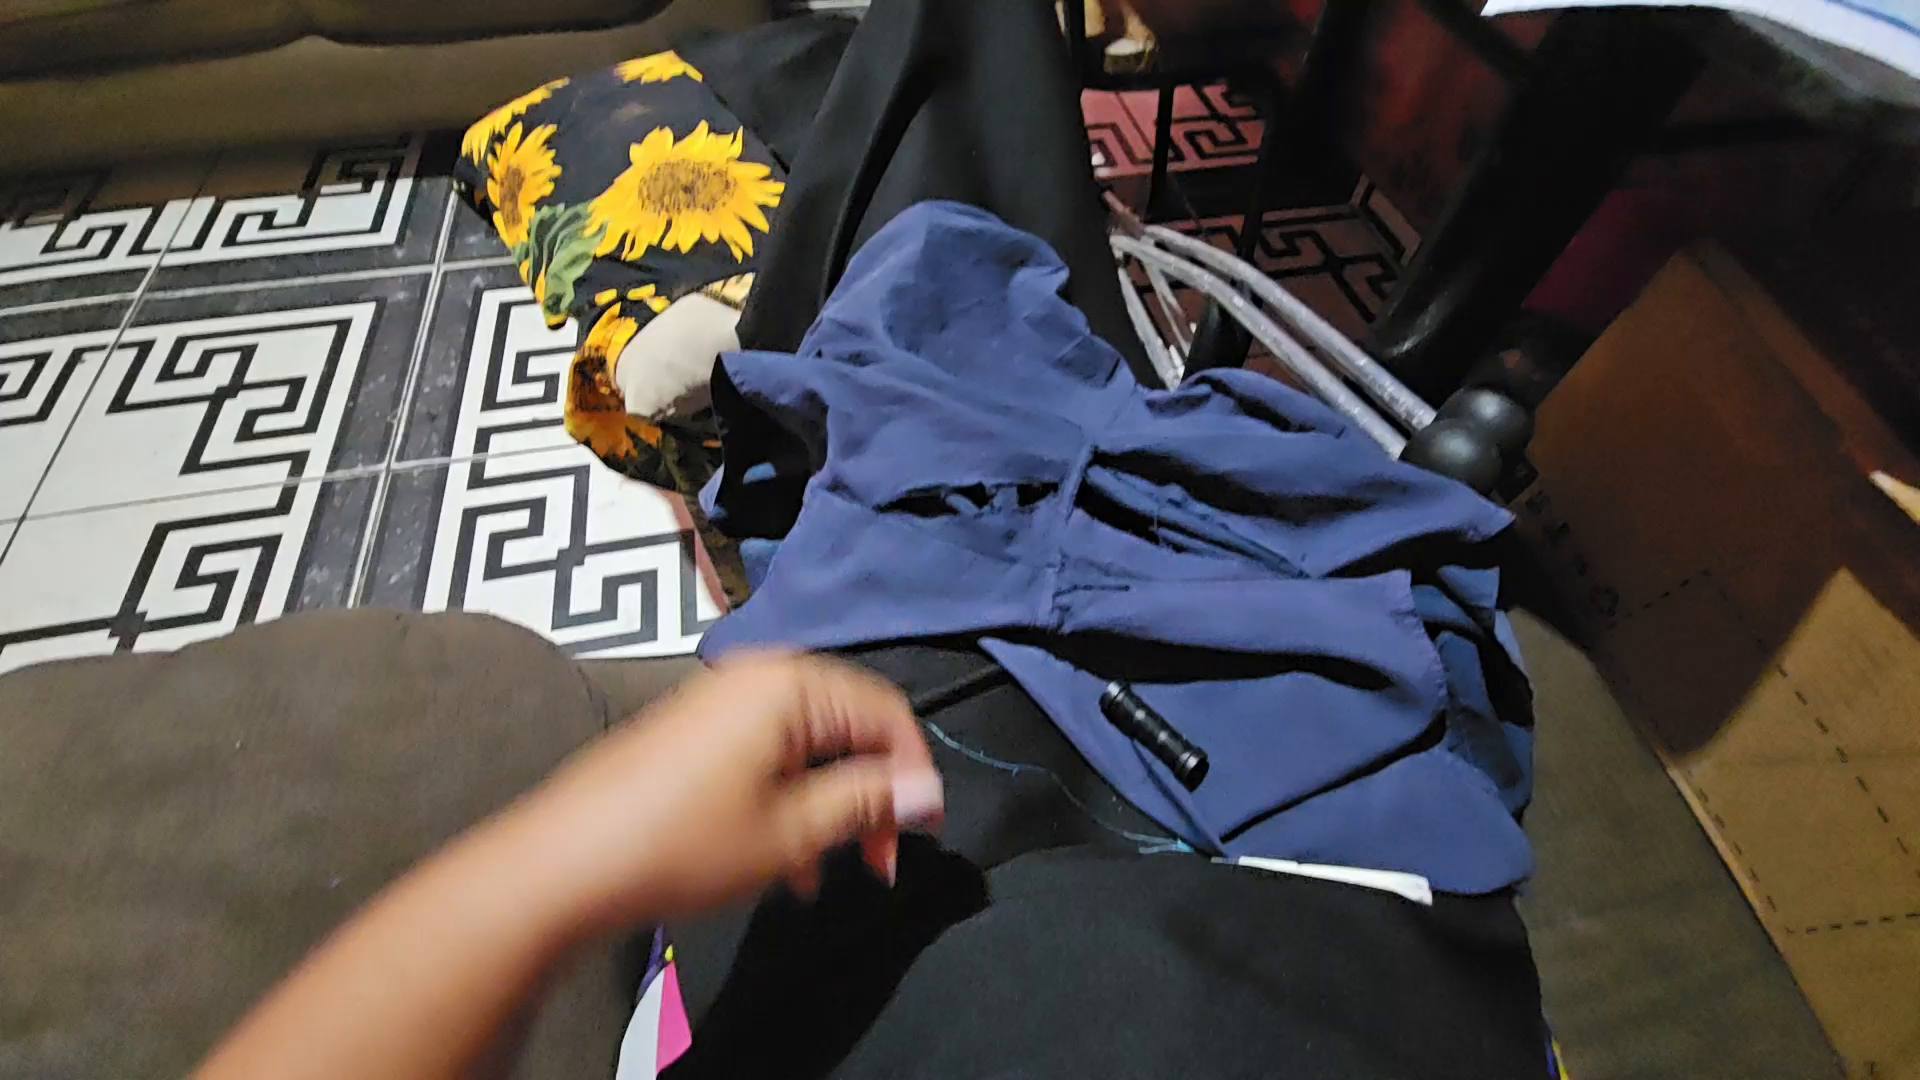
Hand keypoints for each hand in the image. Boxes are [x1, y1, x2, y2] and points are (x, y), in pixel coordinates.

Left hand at [501, 652, 944, 933]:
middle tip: (877, 858)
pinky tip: (784, 856)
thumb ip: (868, 801)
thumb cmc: (684, 841)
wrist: (560, 863)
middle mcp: (763, 675)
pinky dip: (790, 795)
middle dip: (869, 793)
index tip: (920, 832)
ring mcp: (727, 697)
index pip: (885, 713)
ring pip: (810, 745)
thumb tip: (928, 790)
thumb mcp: (791, 829)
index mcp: (792, 684)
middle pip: (848, 726)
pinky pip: (771, 750)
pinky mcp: (702, 724)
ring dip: (829, 803)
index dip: (912, 773)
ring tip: (825, 867)